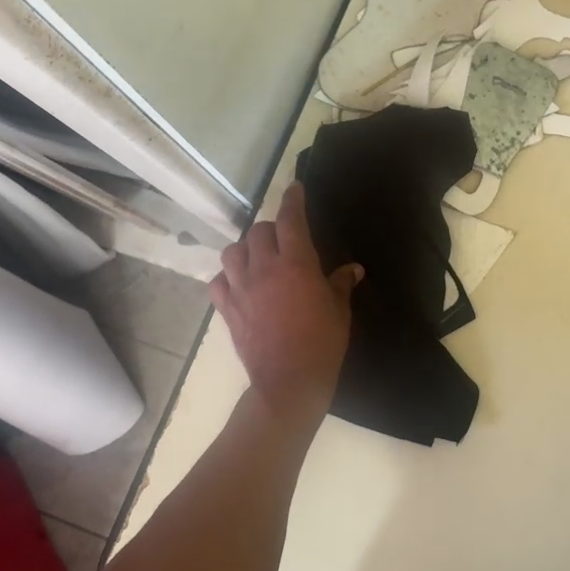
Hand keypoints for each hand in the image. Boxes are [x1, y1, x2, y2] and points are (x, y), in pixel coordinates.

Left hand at [210, 182, 361, 426]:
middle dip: (269, 229)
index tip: (295, 189)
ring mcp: (241, 288)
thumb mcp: (340, 310)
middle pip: (257, 231)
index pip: (290, 219)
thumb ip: (341, 283)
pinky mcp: (228, 309)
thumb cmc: (322, 342)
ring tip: (256, 258)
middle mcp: (264, 268)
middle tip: (281, 239)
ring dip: (244, 250)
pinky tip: (237, 284)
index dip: (292, 199)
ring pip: (232, 252)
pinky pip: (217, 283)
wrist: (289, 381)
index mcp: (296, 263)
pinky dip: (226, 278)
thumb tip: (352, 269)